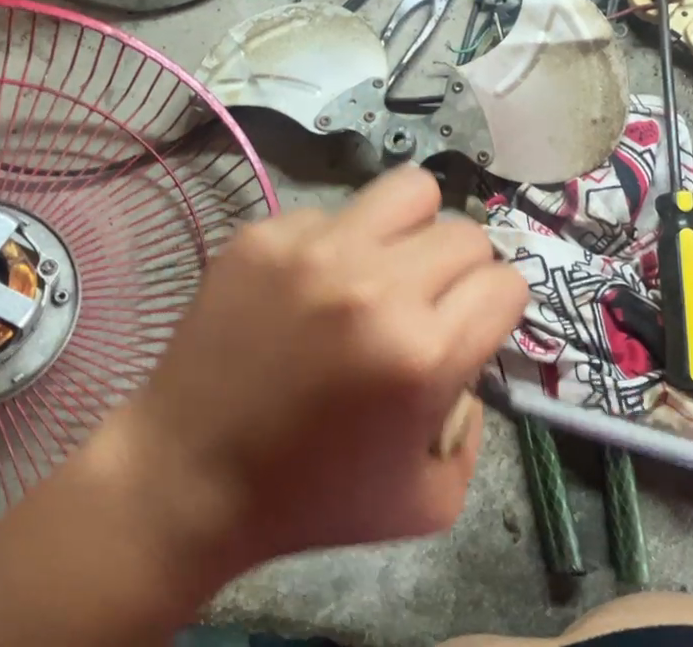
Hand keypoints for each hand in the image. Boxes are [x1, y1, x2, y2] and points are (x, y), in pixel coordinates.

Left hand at [125, 165, 526, 564]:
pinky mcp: (263, 235)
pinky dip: (337, 246)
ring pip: (409, 191)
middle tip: (426, 304)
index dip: (496, 310)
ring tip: (383, 267)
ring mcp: (313, 251)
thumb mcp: (429, 500)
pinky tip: (308, 289)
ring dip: (412, 231)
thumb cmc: (312, 499)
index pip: (506, 285)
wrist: (186, 478)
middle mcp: (375, 287)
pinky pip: (332, 214)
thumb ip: (476, 427)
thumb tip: (465, 352)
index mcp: (422, 354)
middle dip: (461, 271)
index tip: (469, 327)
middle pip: (466, 234)